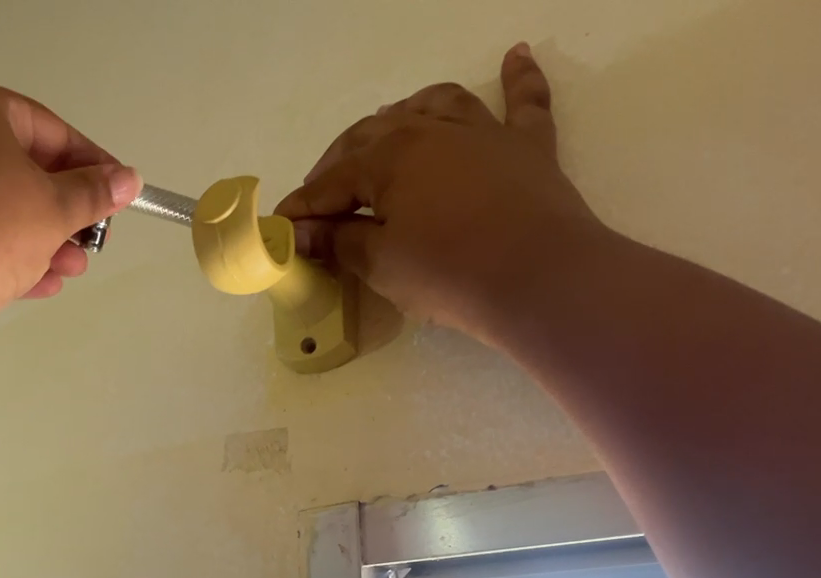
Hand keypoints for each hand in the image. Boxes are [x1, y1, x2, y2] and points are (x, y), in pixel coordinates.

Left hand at [0, 80, 140, 325]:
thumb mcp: (52, 210)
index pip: (49, 129)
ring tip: (69, 272)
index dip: (91, 166)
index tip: (118, 198)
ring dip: (38, 241)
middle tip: (91, 246)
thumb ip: (92, 194)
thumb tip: (128, 179)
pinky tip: (36, 284)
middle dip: (63, 214)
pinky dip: (1, 255)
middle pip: (18, 171)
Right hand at [275, 45, 607, 343]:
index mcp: (390, 156)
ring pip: (437, 104)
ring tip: (388, 130)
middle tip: (322, 198)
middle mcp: (432, 129)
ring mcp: (485, 133)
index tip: (281, 228)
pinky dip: (519, 78)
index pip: (332, 181)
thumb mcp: (380, 264)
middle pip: (375, 135)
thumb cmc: (448, 273)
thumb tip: (301, 232)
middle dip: (340, 163)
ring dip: (406, 113)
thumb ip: (338, 241)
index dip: (303, 207)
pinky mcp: (529, 148)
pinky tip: (515, 54)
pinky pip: (524, 101)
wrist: (538, 280)